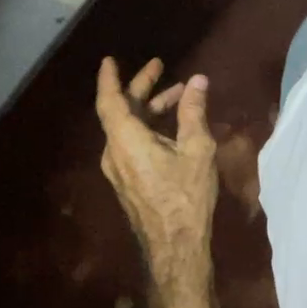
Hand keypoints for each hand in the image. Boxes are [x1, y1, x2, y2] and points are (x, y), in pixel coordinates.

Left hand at [96, 57, 217, 261]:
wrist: (175, 247)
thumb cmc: (185, 195)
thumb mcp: (196, 148)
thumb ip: (193, 112)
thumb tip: (197, 81)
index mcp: (126, 141)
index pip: (110, 102)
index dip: (109, 79)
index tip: (109, 60)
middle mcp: (115, 153)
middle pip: (121, 112)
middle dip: (141, 87)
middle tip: (160, 67)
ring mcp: (120, 170)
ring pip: (129, 128)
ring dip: (151, 108)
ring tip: (179, 94)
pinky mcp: (129, 182)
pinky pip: (132, 143)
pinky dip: (150, 126)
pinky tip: (174, 125)